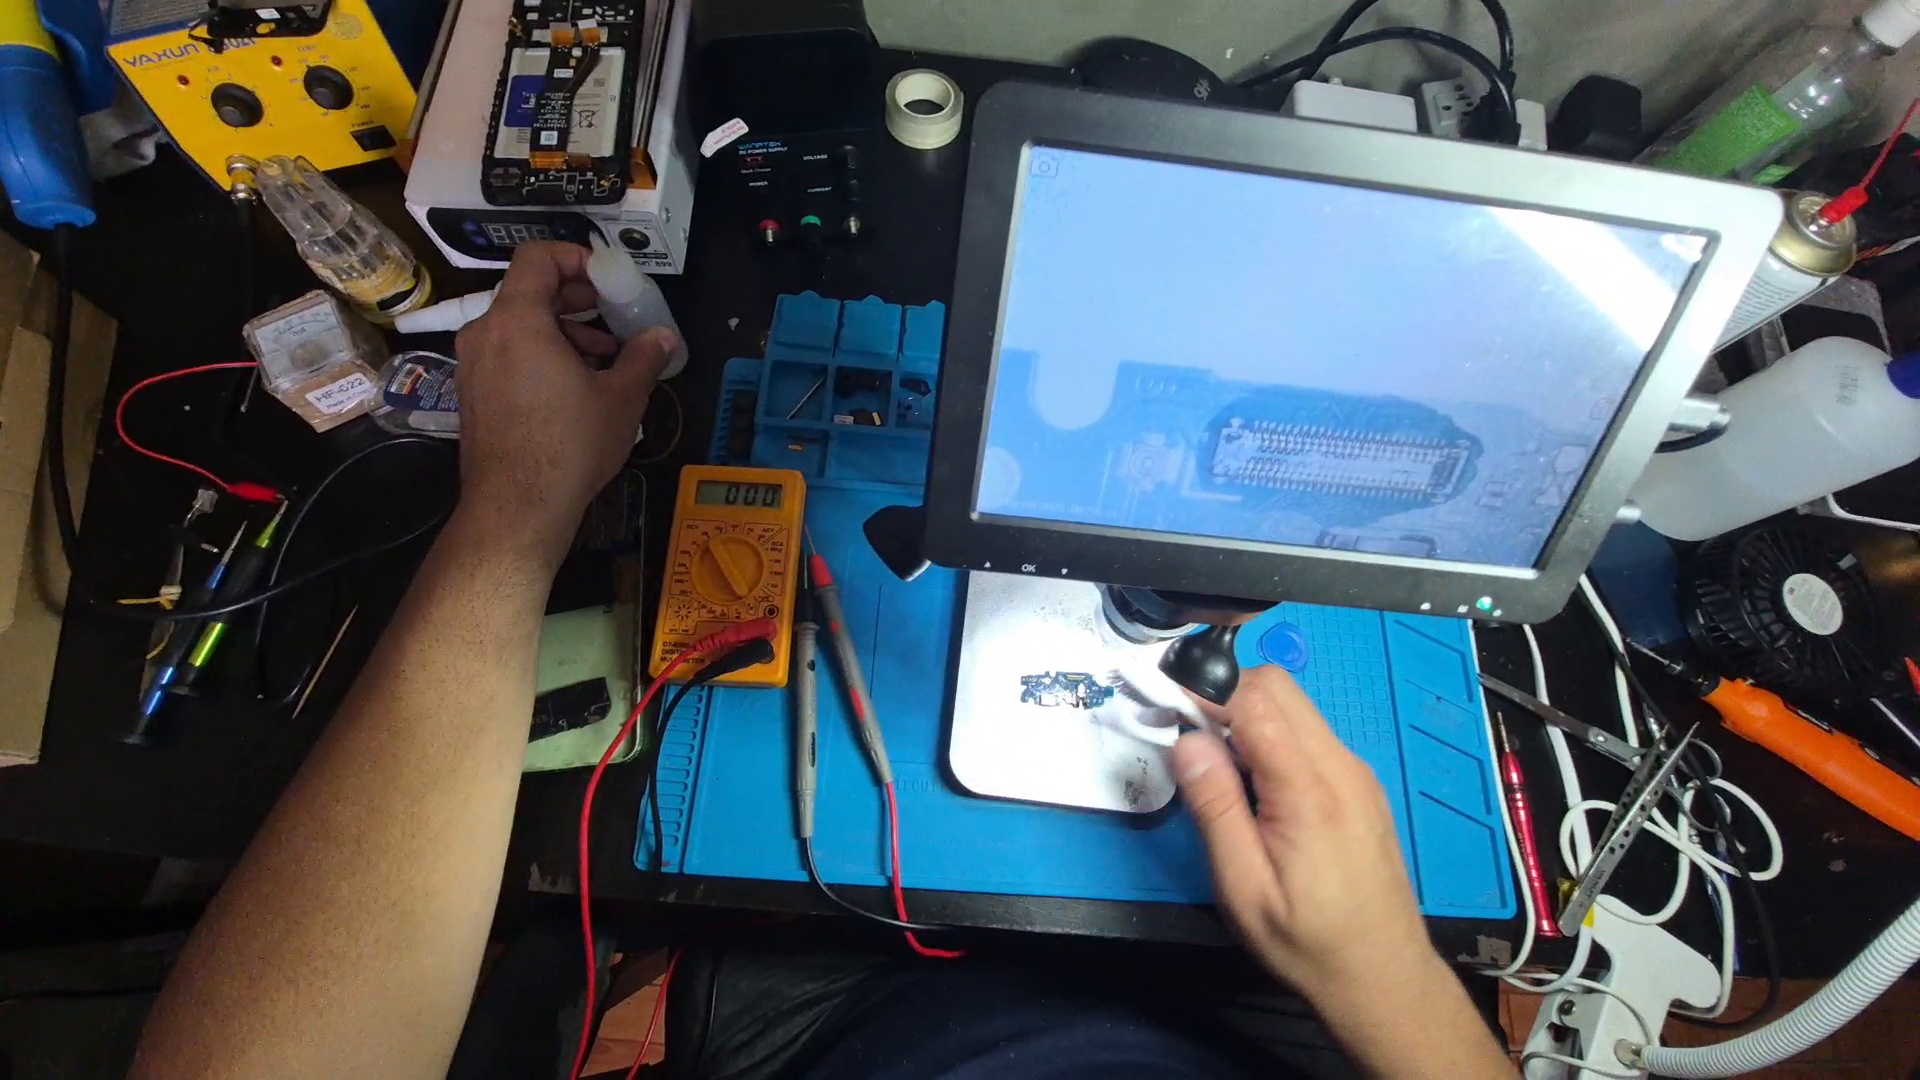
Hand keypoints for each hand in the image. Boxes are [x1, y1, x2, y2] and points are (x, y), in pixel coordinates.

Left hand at [452, 242, 675, 568]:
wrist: (518, 503)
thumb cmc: (572, 443)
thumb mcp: (621, 398)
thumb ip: (644, 358)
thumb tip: (663, 336)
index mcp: (520, 320)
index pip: (537, 258)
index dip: (575, 257)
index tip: (609, 278)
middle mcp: (486, 332)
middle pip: (530, 292)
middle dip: (578, 300)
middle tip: (615, 318)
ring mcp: (474, 363)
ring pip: (521, 326)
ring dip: (564, 332)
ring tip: (605, 361)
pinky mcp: (474, 392)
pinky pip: (510, 354)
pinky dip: (542, 355)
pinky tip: (575, 388)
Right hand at [1172, 666, 1431, 1000]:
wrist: (1384, 980)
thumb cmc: (1306, 942)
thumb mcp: (1243, 887)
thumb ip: (1215, 807)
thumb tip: (1187, 740)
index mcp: (1310, 792)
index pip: (1257, 701)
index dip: (1206, 691)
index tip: (1168, 706)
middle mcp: (1340, 767)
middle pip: (1277, 686)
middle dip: (1224, 692)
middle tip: (1188, 731)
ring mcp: (1354, 771)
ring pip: (1292, 703)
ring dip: (1246, 710)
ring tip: (1216, 758)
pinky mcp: (1357, 781)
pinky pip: (1306, 729)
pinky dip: (1268, 730)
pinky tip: (1252, 777)